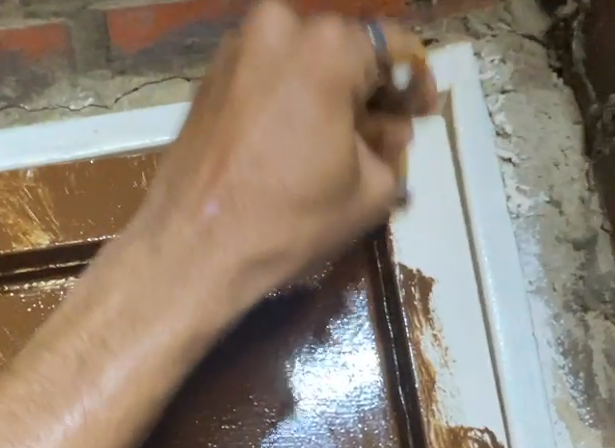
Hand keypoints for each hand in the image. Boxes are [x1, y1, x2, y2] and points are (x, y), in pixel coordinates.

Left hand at [113, 2, 435, 314]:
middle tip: (384, 137)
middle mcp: (278, 27)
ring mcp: (235, 50)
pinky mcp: (208, 81)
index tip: (422, 111)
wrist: (192, 252)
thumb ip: (392, 150)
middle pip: (342, 54)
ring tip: (341, 149)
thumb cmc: (286, 224)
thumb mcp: (368, 194)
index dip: (414, 84)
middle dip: (367, 94)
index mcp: (326, 45)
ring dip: (326, 100)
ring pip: (300, 68)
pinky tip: (298, 146)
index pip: (393, 49)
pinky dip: (289, 106)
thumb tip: (388, 133)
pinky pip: (266, 82)